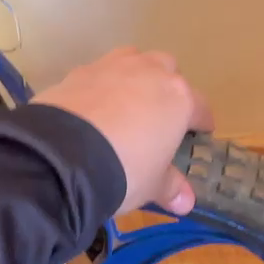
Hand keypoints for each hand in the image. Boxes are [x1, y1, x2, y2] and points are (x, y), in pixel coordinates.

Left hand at [34, 49, 213, 214]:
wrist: (62, 158)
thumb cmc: (125, 170)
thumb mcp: (151, 185)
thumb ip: (170, 187)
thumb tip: (186, 202)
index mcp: (178, 97)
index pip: (200, 106)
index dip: (201, 122)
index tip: (200, 133)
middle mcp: (149, 72)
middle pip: (167, 69)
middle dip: (166, 88)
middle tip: (158, 115)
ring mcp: (111, 67)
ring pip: (133, 60)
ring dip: (134, 77)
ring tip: (125, 104)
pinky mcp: (77, 72)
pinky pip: (97, 74)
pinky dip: (99, 87)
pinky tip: (91, 110)